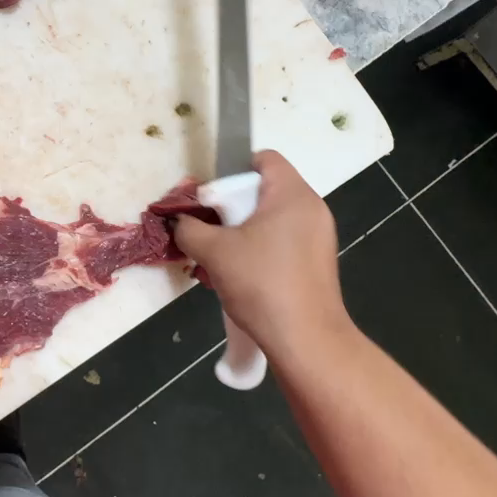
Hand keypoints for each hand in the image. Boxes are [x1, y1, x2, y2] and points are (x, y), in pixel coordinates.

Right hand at [172, 150, 354, 361]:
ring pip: (271, 218)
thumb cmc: (261, 283)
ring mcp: (318, 236)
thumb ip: (189, 228)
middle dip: (232, 205)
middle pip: (265, 189)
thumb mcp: (213, 252)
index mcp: (292, 195)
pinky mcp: (316, 261)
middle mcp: (311, 208)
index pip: (264, 159)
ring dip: (242, 230)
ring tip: (220, 255)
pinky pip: (282, 240)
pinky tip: (241, 274)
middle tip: (209, 228)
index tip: (211, 198)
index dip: (233, 170)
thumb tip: (179, 220)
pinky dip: (259, 248)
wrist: (304, 338)